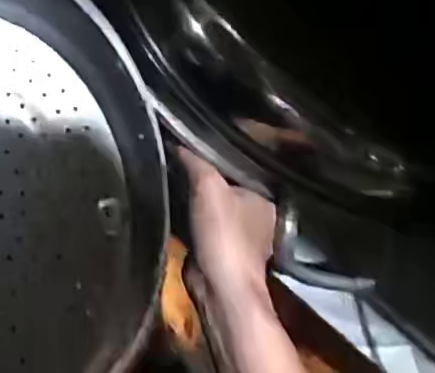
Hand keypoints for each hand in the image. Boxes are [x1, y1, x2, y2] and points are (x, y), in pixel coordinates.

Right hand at [178, 148, 276, 298]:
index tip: (189, 145)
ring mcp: (241, 239)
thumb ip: (193, 160)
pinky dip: (188, 219)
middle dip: (200, 177)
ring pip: (211, 207)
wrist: (222, 290)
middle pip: (223, 186)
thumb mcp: (207, 184)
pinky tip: (173, 208)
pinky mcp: (222, 254)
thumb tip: (177, 143)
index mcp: (264, 200)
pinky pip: (202, 225)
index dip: (213, 154)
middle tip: (174, 160)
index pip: (237, 166)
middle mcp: (257, 218)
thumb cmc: (223, 233)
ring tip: (169, 180)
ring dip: (193, 199)